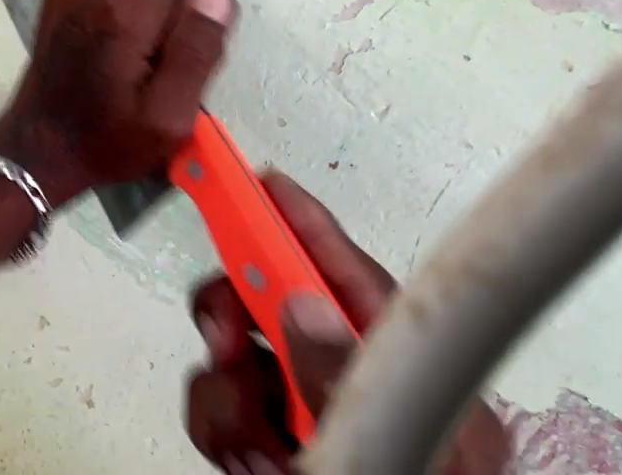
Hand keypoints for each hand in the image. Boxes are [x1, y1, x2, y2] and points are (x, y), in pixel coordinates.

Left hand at [0, 0, 234, 207]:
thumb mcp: (169, 115)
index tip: (172, 62)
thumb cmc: (107, 137)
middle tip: (151, 58)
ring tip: (135, 35)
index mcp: (123, 11)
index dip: (192, 25)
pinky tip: (116, 11)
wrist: (41, 143)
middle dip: (168, 9)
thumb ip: (197, 52)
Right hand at [185, 172, 511, 474]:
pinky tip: (248, 464)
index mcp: (406, 374)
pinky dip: (219, 426)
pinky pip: (215, 398)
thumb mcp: (387, 456)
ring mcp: (302, 405)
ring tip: (255, 453)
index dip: (300, 220)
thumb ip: (344, 380)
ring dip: (225, 396)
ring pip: (229, 352)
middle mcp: (348, 378)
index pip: (349, 275)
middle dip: (235, 315)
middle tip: (227, 345)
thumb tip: (298, 300)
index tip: (254, 177)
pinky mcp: (264, 430)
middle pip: (271, 299)